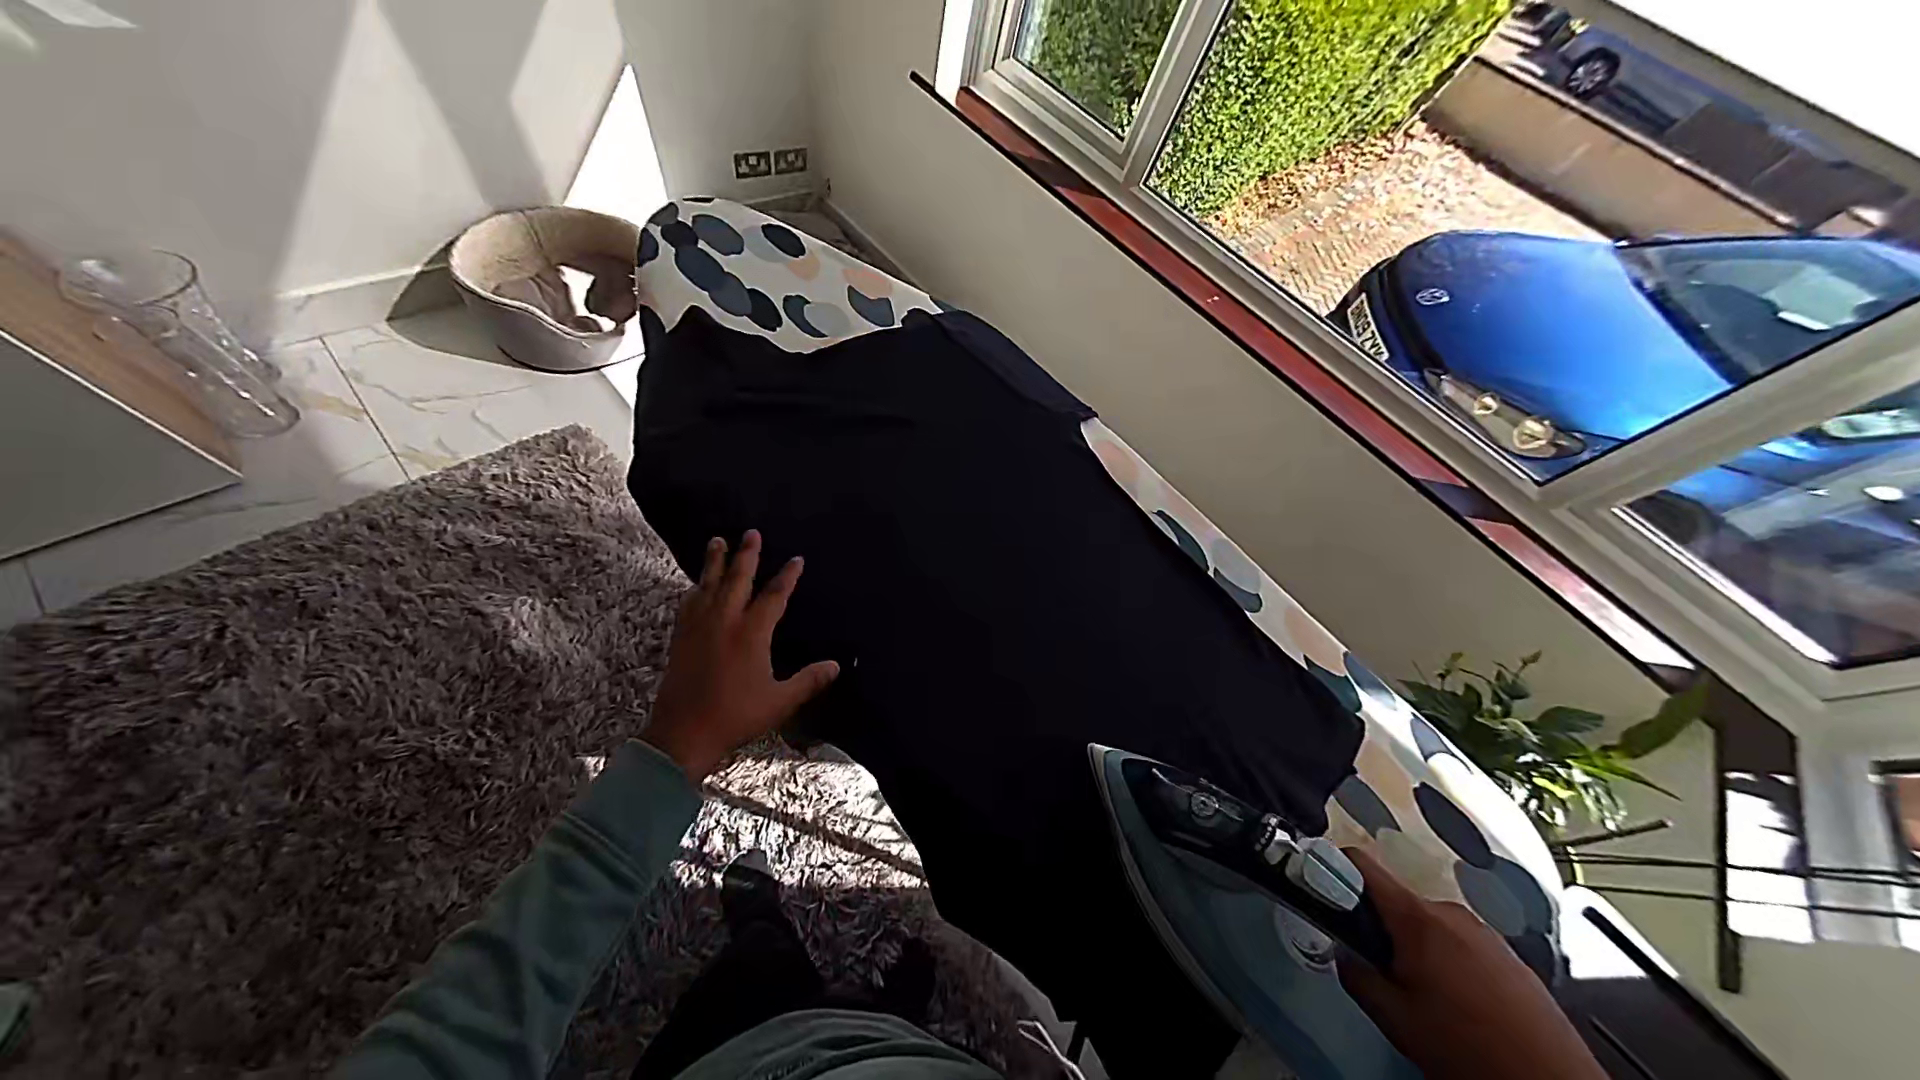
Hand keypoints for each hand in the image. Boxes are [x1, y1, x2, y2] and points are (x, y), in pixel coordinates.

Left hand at [642, 530, 839, 780]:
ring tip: (717, 541)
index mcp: (751, 634)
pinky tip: (696, 585)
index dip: (787, 576)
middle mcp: (723, 622)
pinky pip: (689, 603)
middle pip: (737, 579)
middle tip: (751, 532)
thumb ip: (809, 680)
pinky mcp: (681, 638)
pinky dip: (695, 588)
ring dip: (715, 562)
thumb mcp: (780, 701)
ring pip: (708, 585)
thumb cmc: (735, 717)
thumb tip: (837, 665)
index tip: (796, 559)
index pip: (773, 596)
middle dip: (747, 554)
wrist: (683, 734)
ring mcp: (698, 628)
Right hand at [1338, 848, 1605, 1079]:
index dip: (1331, 868)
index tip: (1317, 887)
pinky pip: (1461, 943)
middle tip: (1380, 969)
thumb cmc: (1469, 1050)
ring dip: (1416, 947)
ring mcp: (1486, 934)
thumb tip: (1344, 956)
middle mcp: (1451, 913)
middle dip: (1381, 928)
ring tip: (1424, 994)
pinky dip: (1448, 961)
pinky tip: (1459, 1003)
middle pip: (1395, 902)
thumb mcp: (1397, 1019)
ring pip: (1429, 925)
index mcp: (1418, 919)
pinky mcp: (1511, 957)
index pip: (1361, 865)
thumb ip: (1358, 977)